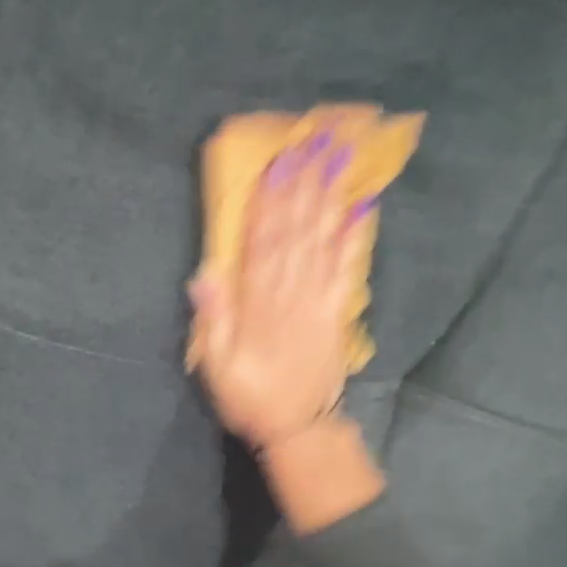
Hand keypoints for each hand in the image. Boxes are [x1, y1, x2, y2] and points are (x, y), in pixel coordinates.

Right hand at [189, 136, 374, 450]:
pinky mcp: (336, 311)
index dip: (269, 201)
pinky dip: (355, 237)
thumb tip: (203, 273)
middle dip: (304, 184)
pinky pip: (347, 268)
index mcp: (258, 307)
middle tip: (316, 138)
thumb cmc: (249, 398)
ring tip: (340, 156)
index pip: (262, 244)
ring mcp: (318, 301)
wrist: (298, 428)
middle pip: (296, 231)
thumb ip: (212, 321)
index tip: (276, 160)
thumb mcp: (216, 368)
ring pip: (322, 241)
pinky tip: (363, 206)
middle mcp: (291, 295)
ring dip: (330, 197)